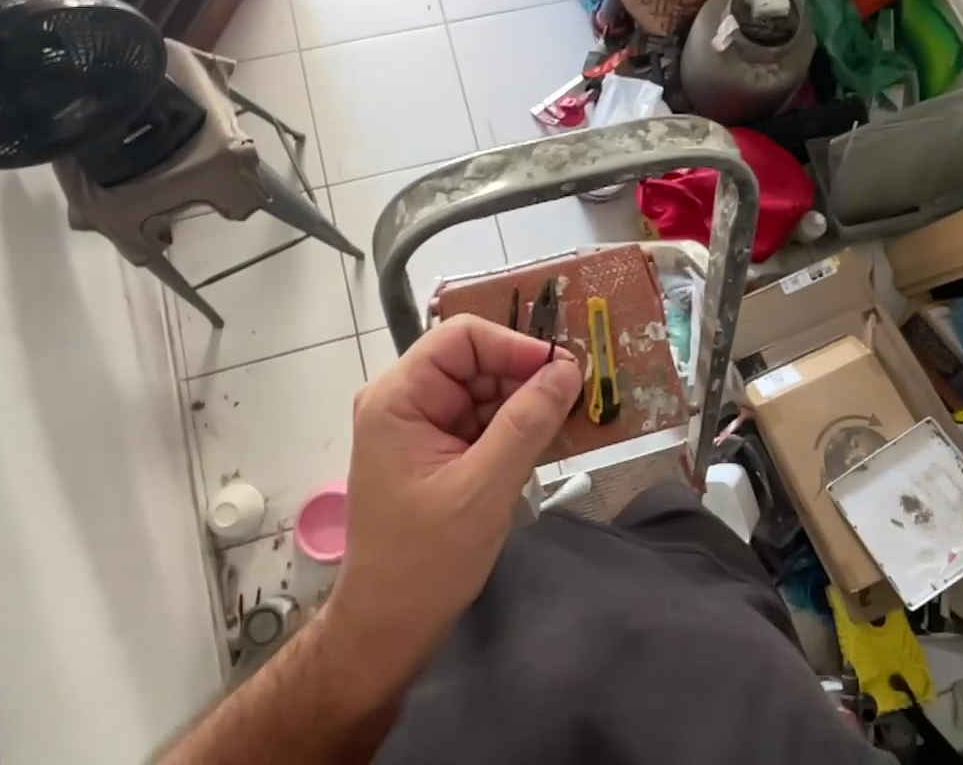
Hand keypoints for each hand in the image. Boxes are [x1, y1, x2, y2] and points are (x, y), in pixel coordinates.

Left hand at [326, 314, 581, 697]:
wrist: (390, 625)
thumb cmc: (426, 560)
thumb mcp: (485, 488)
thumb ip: (528, 422)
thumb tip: (568, 368)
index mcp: (398, 397)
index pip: (461, 338)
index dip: (514, 346)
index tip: (563, 371)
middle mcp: (404, 399)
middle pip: (475, 361)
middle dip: (524, 378)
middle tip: (572, 403)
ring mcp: (419, 425)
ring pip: (484, 389)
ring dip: (524, 405)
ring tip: (562, 429)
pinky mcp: (436, 449)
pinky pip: (482, 419)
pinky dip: (514, 428)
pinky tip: (541, 447)